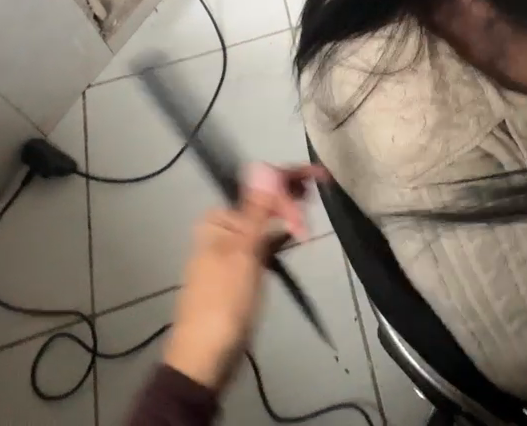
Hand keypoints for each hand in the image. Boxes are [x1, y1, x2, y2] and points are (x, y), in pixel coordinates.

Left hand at [162, 164, 327, 390]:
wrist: (205, 359)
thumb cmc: (224, 304)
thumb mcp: (243, 253)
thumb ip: (256, 209)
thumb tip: (264, 166)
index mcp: (219, 219)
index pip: (260, 187)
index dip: (290, 180)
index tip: (321, 179)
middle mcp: (224, 227)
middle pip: (263, 200)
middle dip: (291, 200)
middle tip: (313, 213)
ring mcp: (232, 248)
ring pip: (266, 220)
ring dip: (288, 218)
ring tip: (308, 225)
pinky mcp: (242, 267)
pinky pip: (265, 240)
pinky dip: (280, 236)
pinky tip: (295, 235)